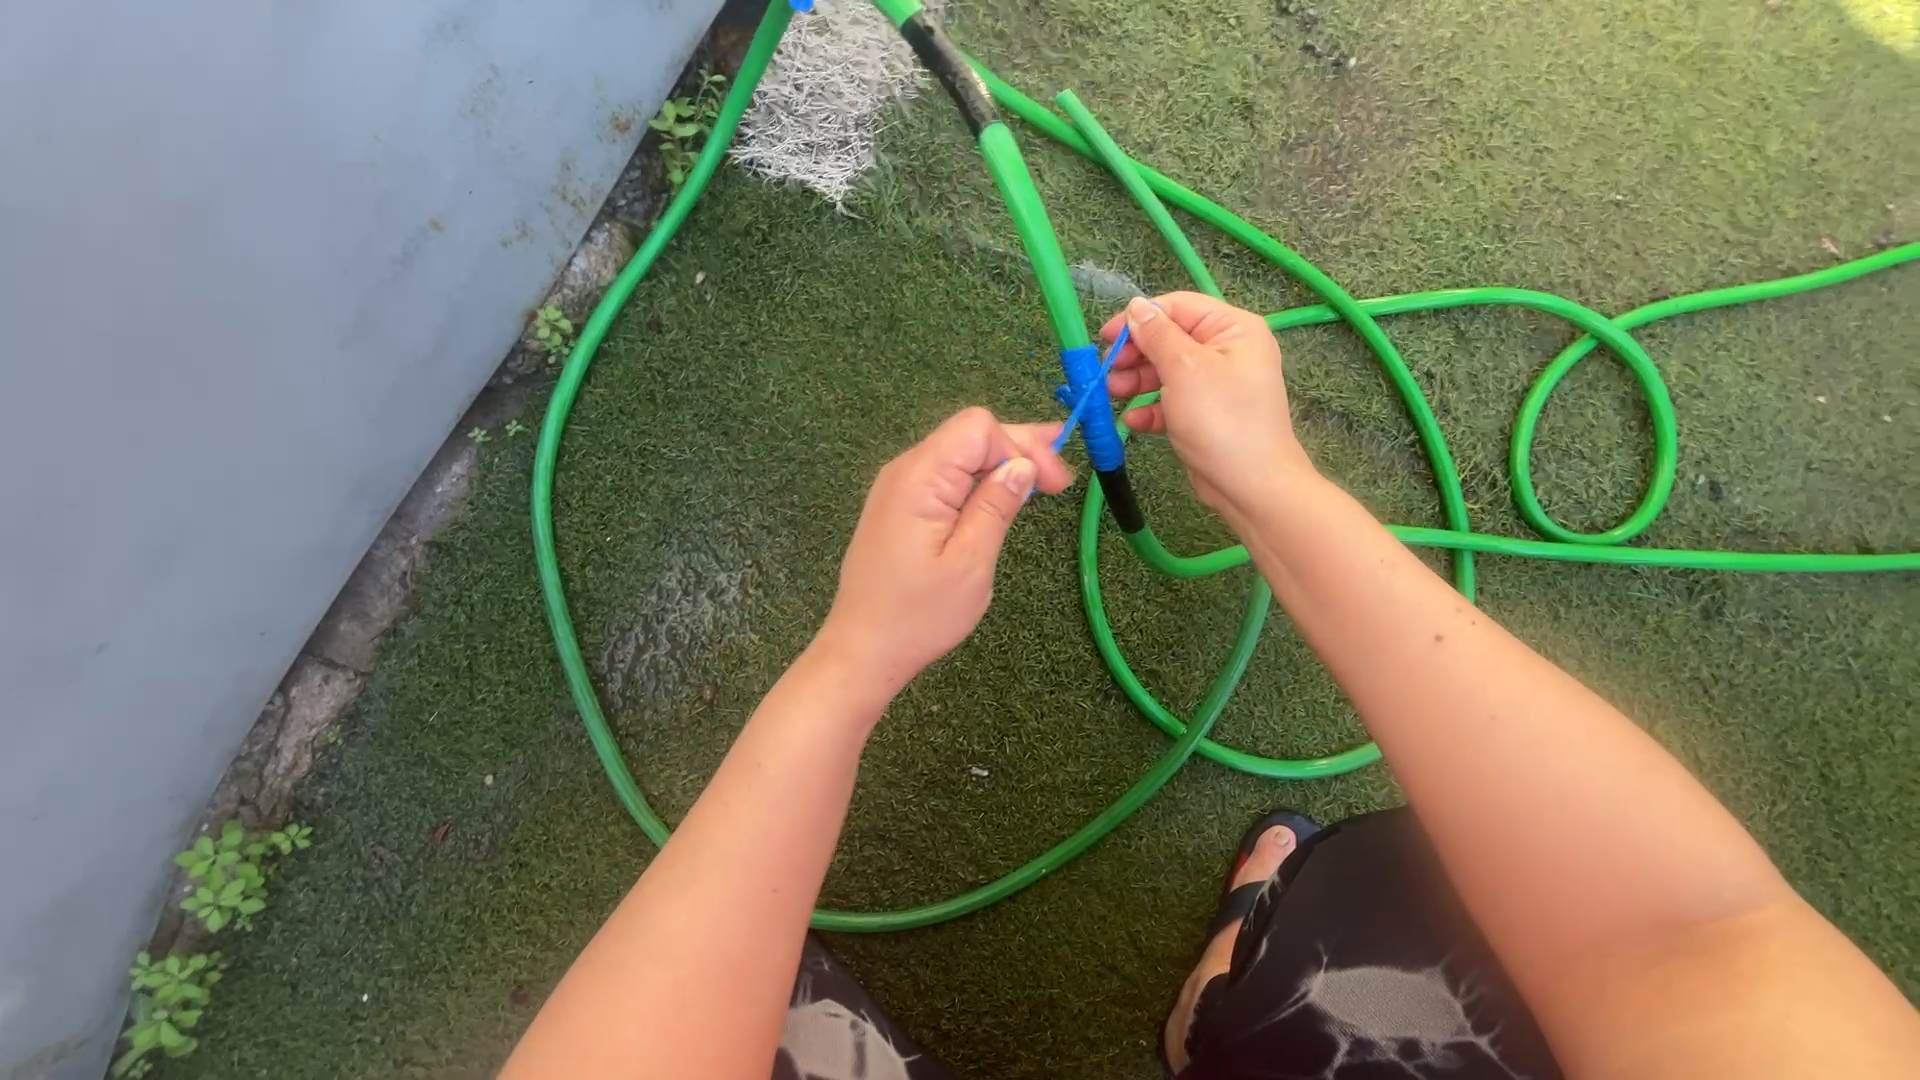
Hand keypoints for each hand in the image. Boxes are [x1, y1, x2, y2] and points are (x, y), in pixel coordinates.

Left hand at [816, 407, 1073, 695]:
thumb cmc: (918, 615)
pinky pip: (944, 478)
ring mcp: (898, 488)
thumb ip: (996, 507)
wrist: (863, 650)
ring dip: (1001, 465)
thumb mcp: (969, 563)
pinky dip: (978, 482)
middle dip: (1018, 449)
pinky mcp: (899, 508)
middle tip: (1061, 478)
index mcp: (919, 478)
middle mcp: (905, 471)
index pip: (977, 428)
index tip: (1054, 485)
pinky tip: (1003, 495)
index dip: (1021, 446)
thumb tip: (1023, 465)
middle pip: (969, 436)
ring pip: (958, 455)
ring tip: (1044, 480)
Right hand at [1101, 294, 1315, 524]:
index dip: (1139, 319)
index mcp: (1233, 328)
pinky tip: (1134, 422)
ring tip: (1111, 396)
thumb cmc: (1220, 419)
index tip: (1105, 337)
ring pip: (1165, 372)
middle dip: (1135, 355)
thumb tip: (1136, 306)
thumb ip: (1157, 335)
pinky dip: (1150, 409)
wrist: (1250, 485)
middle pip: (1169, 340)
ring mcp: (1215, 385)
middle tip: (1106, 372)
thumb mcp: (1185, 370)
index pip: (1178, 307)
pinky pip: (1171, 402)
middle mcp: (1227, 351)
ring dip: (1136, 383)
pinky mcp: (1204, 414)